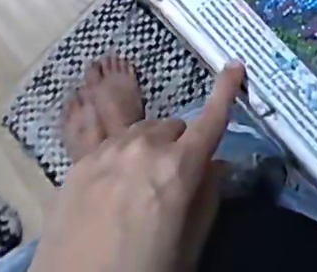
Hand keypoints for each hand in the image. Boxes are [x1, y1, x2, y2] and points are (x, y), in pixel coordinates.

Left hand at [31, 61, 245, 271]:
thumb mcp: (187, 250)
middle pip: (174, 129)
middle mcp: (144, 147)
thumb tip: (213, 166)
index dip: (225, 91)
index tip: (234, 65)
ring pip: (142, 132)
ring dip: (150, 148)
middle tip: (174, 183)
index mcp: (177, 169)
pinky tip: (113, 189)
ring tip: (141, 188)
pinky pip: (112, 143)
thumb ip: (205, 201)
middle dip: (180, 147)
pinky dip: (122, 157)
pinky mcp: (82, 160)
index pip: (210, 120)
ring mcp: (109, 149)